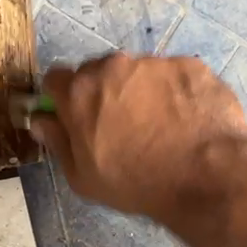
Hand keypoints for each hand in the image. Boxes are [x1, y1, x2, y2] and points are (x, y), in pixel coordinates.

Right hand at [28, 53, 246, 220]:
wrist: (205, 176)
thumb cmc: (135, 183)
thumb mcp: (83, 177)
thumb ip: (58, 142)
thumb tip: (40, 120)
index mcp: (79, 92)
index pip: (56, 79)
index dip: (63, 98)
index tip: (75, 117)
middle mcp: (114, 66)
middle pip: (98, 72)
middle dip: (103, 93)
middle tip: (120, 127)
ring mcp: (155, 63)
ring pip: (138, 73)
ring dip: (140, 92)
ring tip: (160, 127)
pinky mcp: (191, 66)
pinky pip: (173, 76)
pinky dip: (175, 94)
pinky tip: (186, 122)